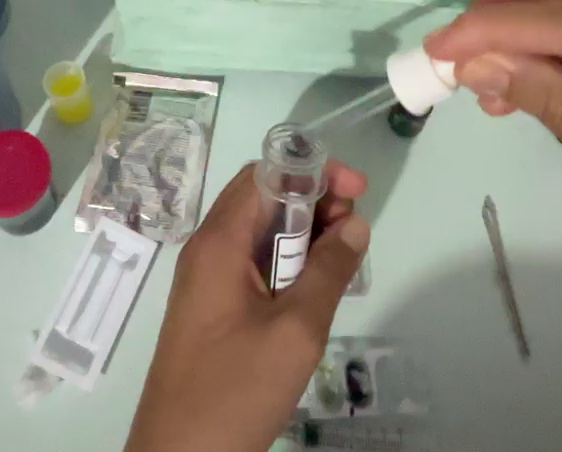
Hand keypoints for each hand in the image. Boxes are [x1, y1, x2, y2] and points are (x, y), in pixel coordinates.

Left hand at [125, 160, 369, 451]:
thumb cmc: (235, 390)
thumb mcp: (295, 331)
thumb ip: (328, 271)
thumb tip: (355, 225)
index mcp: (219, 241)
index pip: (265, 174)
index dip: (312, 171)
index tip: (355, 190)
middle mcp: (208, 248)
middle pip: (262, 198)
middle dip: (312, 200)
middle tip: (353, 229)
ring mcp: (206, 279)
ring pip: (259, 231)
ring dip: (302, 233)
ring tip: (342, 257)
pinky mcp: (212, 306)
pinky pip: (252, 262)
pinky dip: (287, 260)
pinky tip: (315, 286)